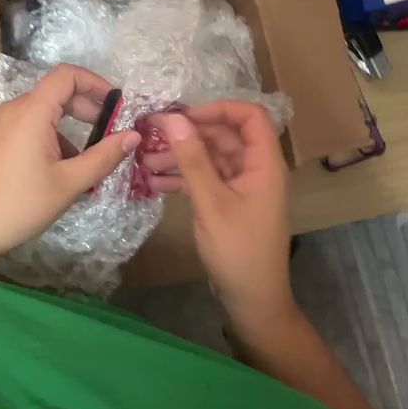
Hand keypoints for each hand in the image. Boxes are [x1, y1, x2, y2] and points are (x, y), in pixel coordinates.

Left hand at [0, 64, 140, 262]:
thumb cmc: (17, 205)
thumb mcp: (69, 183)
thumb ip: (103, 156)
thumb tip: (133, 135)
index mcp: (31, 110)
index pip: (67, 75)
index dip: (96, 82)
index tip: (118, 104)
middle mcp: (13, 108)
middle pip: (56, 93)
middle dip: (87, 110)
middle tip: (111, 136)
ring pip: (43, 113)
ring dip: (69, 129)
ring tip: (88, 162)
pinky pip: (27, 127)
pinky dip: (49, 138)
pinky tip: (60, 171)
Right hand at [146, 101, 298, 333]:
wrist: (252, 300)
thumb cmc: (238, 250)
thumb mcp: (211, 202)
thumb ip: (192, 159)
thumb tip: (174, 119)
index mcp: (264, 163)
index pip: (249, 116)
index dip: (218, 108)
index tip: (185, 117)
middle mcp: (255, 169)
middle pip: (223, 135)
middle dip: (188, 133)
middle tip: (150, 134)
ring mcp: (241, 186)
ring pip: (210, 157)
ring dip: (179, 156)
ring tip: (143, 160)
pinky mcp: (228, 203)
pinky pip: (205, 179)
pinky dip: (182, 178)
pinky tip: (153, 182)